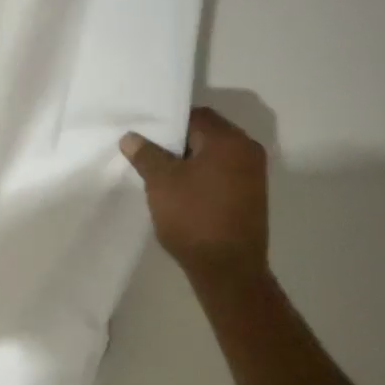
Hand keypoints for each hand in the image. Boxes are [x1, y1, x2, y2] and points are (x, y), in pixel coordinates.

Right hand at [120, 106, 268, 281]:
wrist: (227, 268)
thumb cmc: (193, 217)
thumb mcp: (161, 183)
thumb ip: (146, 155)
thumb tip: (131, 137)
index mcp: (230, 141)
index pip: (196, 116)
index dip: (168, 123)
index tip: (145, 136)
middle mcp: (248, 152)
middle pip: (207, 134)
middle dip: (177, 144)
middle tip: (148, 156)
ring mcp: (253, 176)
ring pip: (214, 157)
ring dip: (189, 162)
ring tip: (161, 177)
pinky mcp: (250, 197)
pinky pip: (222, 175)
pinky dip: (202, 178)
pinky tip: (181, 194)